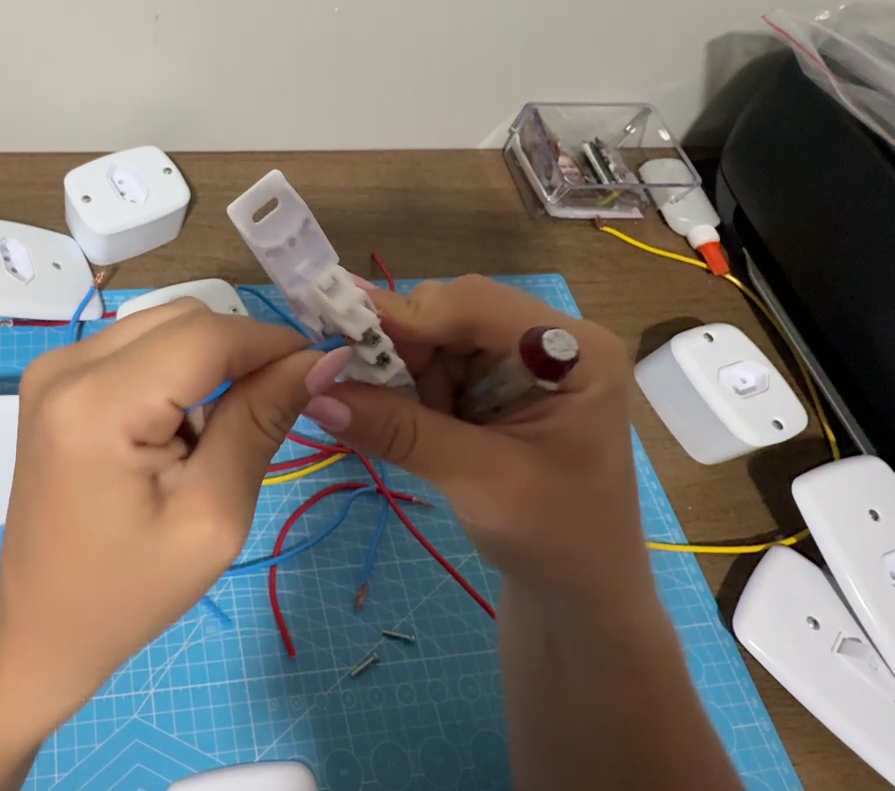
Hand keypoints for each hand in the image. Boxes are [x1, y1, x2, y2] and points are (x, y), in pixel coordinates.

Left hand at [0, 301, 343, 720]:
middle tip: (278, 407)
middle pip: (184, 319)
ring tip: (222, 427)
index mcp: (98, 403)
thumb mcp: (213, 515)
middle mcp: (67, 364)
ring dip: (209, 359)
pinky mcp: (56, 378)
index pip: (205, 335)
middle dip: (242, 350)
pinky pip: (136, 344)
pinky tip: (181, 424)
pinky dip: (175, 368)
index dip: (272, 342)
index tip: (323, 369)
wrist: (43, 624)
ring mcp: (55, 366)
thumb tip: (319, 360)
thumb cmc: (129, 590)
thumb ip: (260, 422)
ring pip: (163, 324)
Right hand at [310, 275, 650, 602]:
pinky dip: (404, 386)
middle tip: (353, 385)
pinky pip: (431, 362)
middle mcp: (547, 339)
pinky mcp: (493, 383)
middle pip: (449, 311)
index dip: (406, 315)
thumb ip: (400, 430)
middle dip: (400, 346)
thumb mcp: (478, 480)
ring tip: (387, 416)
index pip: (476, 303)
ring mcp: (518, 360)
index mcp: (575, 350)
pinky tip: (396, 416)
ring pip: (432, 335)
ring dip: (399, 370)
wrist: (579, 590)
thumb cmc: (555, 537)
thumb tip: (315, 394)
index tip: (339, 337)